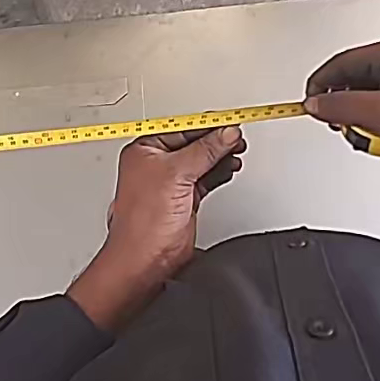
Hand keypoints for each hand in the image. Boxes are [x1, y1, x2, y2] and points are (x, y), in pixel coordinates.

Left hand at [66, 127, 245, 330]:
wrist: (147, 258)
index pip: (180, 128)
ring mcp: (170, 182)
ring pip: (201, 160)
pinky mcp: (184, 198)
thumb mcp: (176, 173)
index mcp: (144, 150)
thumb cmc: (142, 221)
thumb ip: (204, 151)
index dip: (205, 125)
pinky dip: (219, 171)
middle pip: (192, 143)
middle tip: (236, 136)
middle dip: (216, 140)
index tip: (227, 122)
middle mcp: (155, 164)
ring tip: (237, 150)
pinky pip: (206, 177)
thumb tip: (224, 134)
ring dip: (220, 155)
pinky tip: (230, 166)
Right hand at [304, 35, 379, 170]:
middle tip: (347, 125)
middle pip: (358, 80)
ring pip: (374, 96)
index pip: (343, 63)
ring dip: (368, 119)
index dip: (322, 86)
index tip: (311, 104)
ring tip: (379, 134)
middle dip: (348, 107)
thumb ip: (340, 106)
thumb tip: (316, 103)